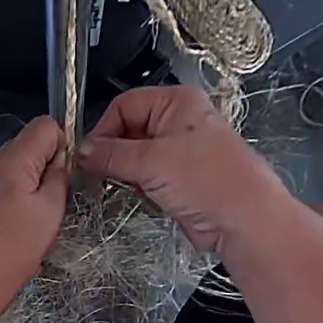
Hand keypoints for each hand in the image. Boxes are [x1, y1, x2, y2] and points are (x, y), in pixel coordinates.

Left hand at [0, 116, 68, 322]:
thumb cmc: (14, 251)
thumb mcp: (50, 214)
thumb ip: (57, 177)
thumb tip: (59, 157)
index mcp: (12, 163)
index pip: (43, 125)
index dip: (59, 144)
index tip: (61, 174)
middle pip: (21, 145)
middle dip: (38, 164)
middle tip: (44, 202)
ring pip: (4, 167)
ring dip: (19, 182)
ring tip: (21, 218)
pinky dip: (0, 197)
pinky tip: (0, 225)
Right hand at [80, 85, 297, 253]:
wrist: (242, 220)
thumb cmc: (205, 180)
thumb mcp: (151, 162)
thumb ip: (110, 155)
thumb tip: (80, 152)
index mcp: (176, 102)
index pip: (124, 105)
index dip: (103, 129)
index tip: (88, 156)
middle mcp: (178, 122)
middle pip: (128, 131)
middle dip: (115, 155)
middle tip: (104, 175)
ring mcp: (180, 152)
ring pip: (135, 158)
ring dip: (128, 175)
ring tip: (136, 188)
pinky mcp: (179, 180)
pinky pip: (147, 179)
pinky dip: (141, 189)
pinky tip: (149, 199)